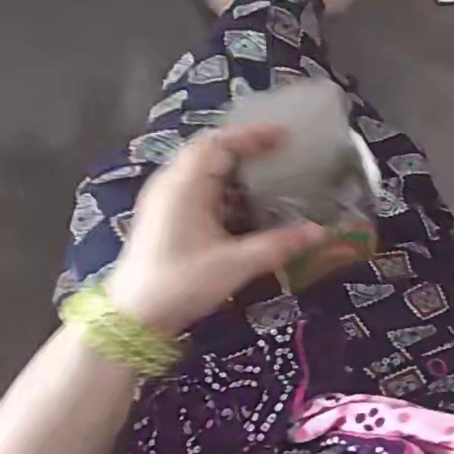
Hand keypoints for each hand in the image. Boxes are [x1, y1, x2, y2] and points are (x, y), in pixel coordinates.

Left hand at [105, 125, 328, 335]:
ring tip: (269, 181)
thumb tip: (320, 233)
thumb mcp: (234, 265)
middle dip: (246, 151)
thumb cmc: (181, 284)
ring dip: (235, 174)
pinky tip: (245, 210)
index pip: (220, 143)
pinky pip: (198, 193)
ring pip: (204, 173)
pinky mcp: (165, 219)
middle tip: (280, 155)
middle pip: (210, 152)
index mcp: (185, 185)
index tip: (285, 135)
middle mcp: (172, 185)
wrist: (134, 317)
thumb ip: (278, 245)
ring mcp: (165, 201)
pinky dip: (224, 193)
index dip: (253, 135)